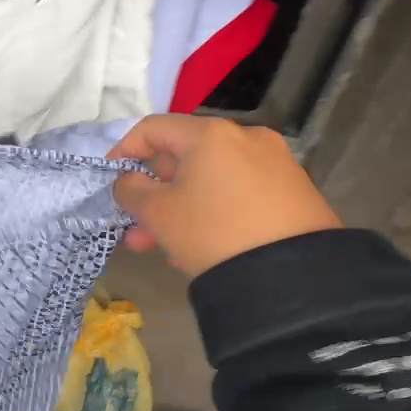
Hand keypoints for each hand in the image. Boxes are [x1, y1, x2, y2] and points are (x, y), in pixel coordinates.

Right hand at [110, 114, 342, 276]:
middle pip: (184, 156)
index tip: (111, 178)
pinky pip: (241, 194)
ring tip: (166, 247)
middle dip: (156, 191)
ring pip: (212, 179)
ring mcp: (277, 165)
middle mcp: (246, 138)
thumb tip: (131, 181)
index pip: (152, 128)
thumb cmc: (214, 232)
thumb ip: (131, 189)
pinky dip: (216, 211)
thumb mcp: (157, 213)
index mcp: (210, 133)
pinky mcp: (298, 194)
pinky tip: (204, 245)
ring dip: (183, 206)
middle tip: (137, 224)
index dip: (124, 150)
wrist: (298, 281)